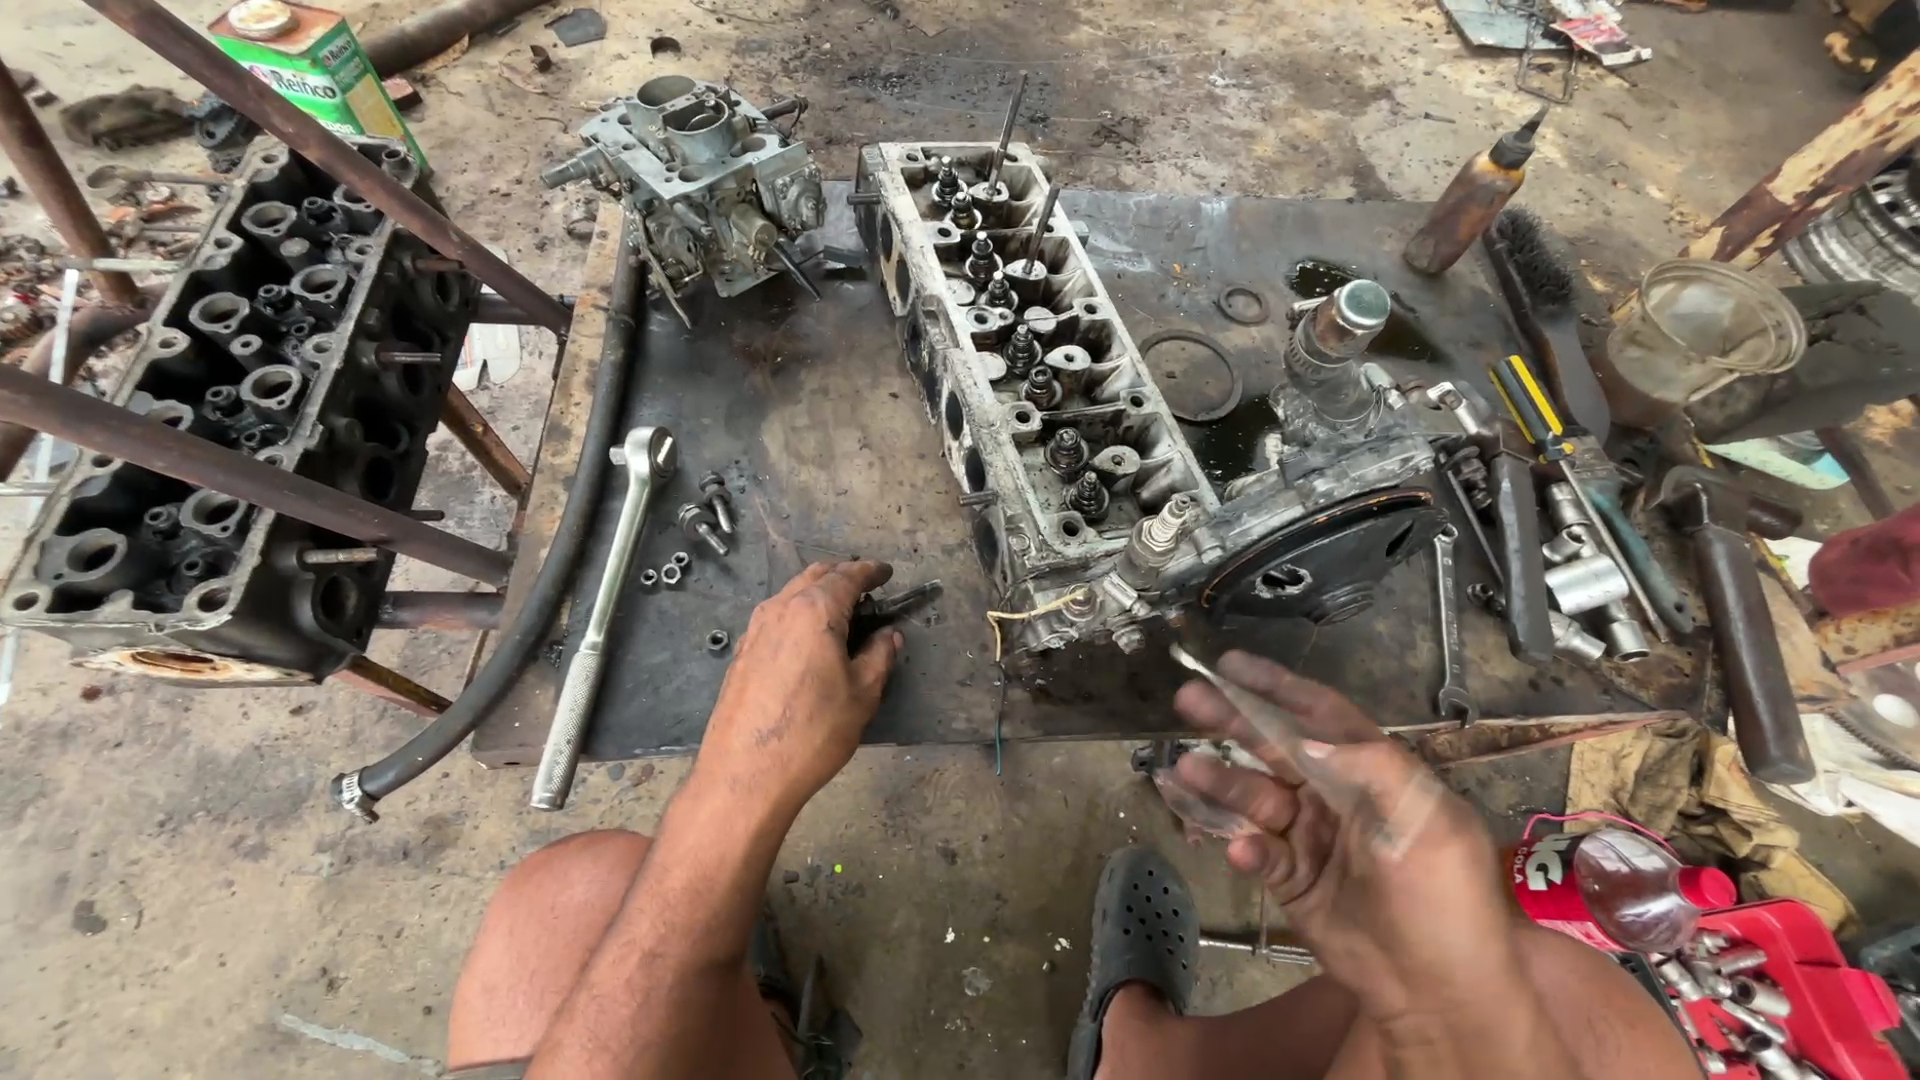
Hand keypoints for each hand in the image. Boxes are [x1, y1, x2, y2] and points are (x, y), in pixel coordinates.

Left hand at [694, 561, 903, 816]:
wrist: (746, 774)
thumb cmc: (813, 732)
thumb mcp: (862, 695)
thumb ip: (879, 656)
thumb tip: (888, 636)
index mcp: (815, 611)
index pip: (847, 576)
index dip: (870, 571)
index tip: (886, 573)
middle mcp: (781, 609)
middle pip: (815, 576)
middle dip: (843, 574)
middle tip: (867, 588)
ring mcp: (756, 629)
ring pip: (792, 593)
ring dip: (818, 592)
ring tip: (842, 611)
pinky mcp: (742, 652)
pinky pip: (776, 616)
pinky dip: (798, 612)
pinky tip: (809, 638)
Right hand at [1168, 651, 1526, 1023]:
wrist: (1437, 992)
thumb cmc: (1442, 897)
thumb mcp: (1427, 823)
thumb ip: (1374, 768)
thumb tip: (1309, 740)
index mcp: (1371, 771)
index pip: (1318, 715)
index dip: (1276, 686)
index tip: (1231, 664)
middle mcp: (1334, 794)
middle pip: (1272, 746)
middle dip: (1230, 721)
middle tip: (1187, 699)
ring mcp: (1308, 835)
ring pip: (1253, 795)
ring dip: (1219, 782)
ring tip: (1184, 770)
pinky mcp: (1289, 875)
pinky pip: (1256, 850)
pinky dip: (1242, 847)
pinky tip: (1239, 851)